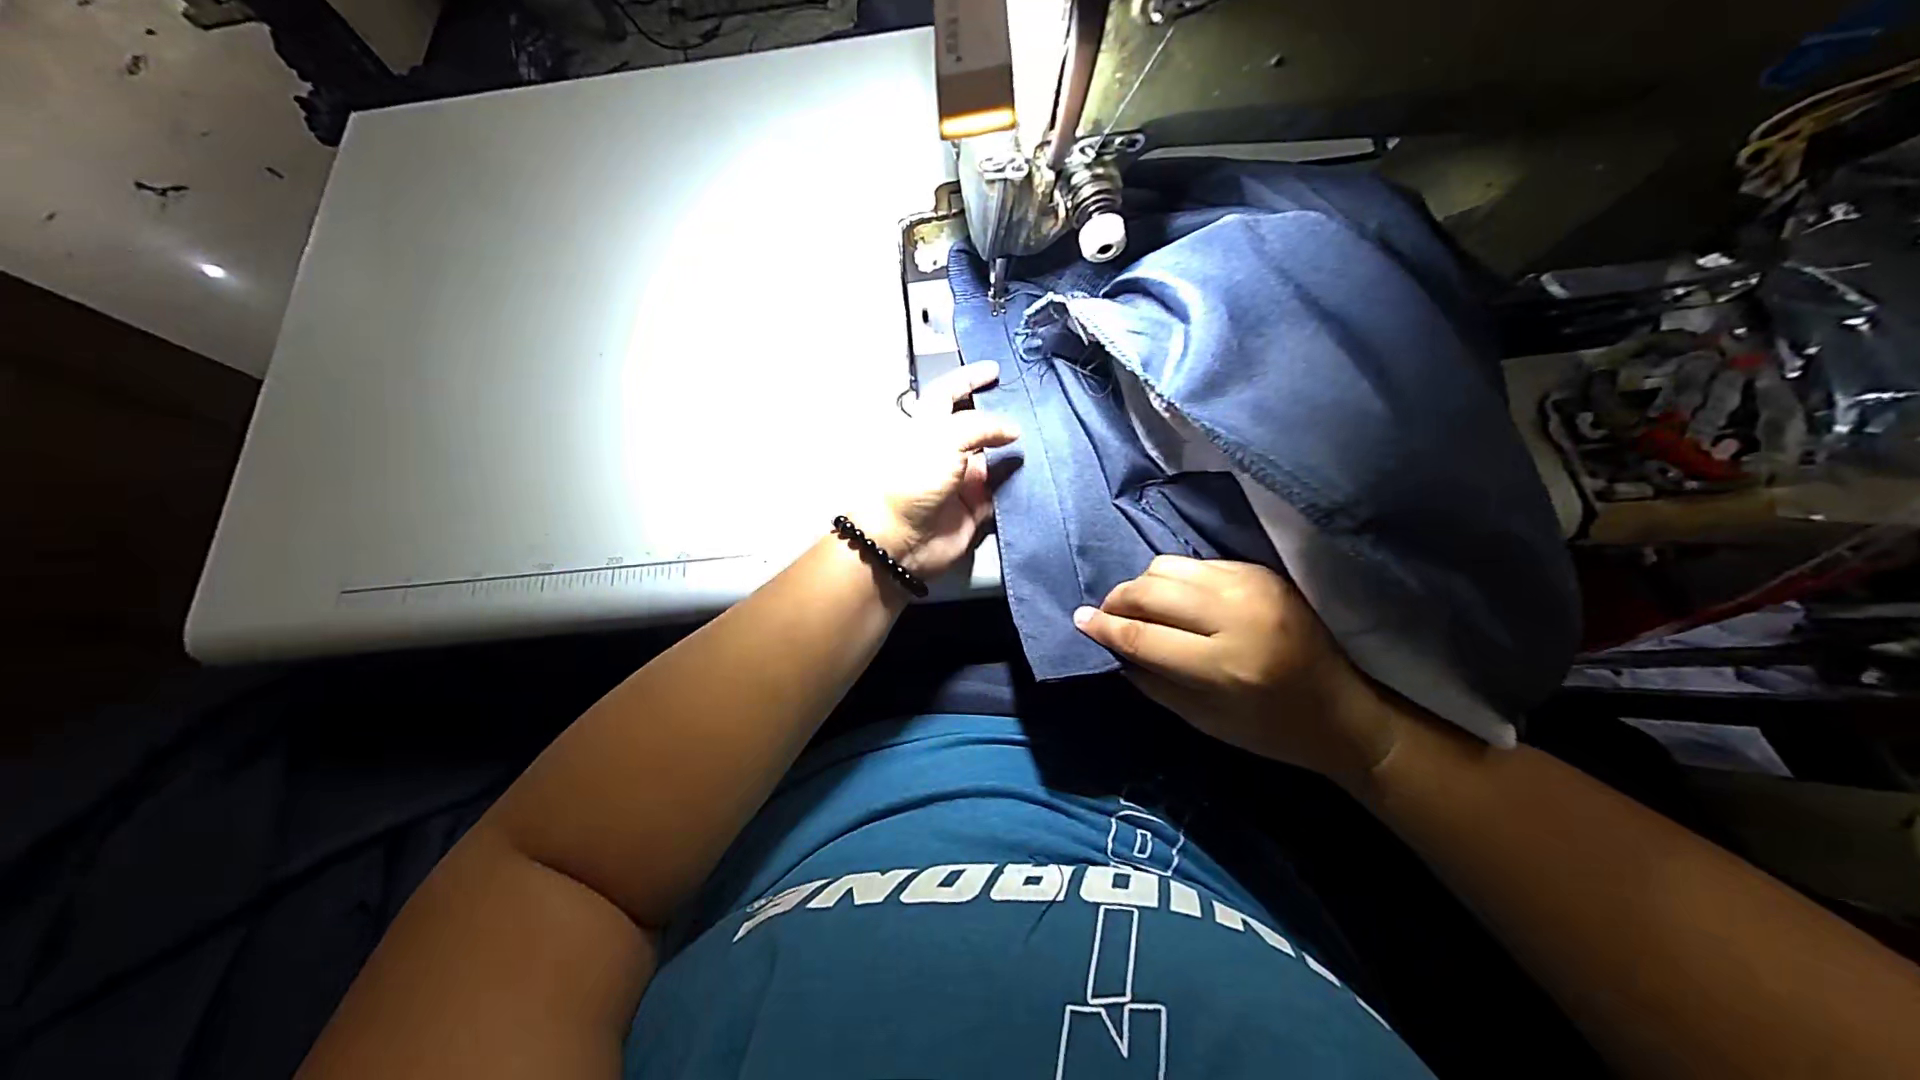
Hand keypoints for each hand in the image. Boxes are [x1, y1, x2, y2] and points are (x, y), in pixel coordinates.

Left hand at [858, 361, 1019, 579]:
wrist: (902, 537)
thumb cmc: (913, 480)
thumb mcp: (944, 438)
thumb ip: (982, 426)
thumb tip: (1013, 429)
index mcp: (927, 425)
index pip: (949, 392)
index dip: (969, 379)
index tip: (994, 370)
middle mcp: (945, 449)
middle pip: (978, 424)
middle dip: (1001, 414)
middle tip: (1030, 404)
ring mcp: (961, 478)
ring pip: (995, 457)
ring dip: (1015, 448)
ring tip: (1043, 434)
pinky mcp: (976, 506)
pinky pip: (1003, 489)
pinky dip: (1018, 481)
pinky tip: (1037, 469)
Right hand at [1073, 557, 1404, 782]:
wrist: (1341, 710)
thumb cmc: (1268, 729)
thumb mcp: (1201, 719)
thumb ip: (1150, 679)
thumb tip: (1109, 642)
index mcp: (1223, 665)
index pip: (1144, 635)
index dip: (1105, 626)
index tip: (1079, 620)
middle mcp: (1237, 616)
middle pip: (1151, 590)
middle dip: (1118, 600)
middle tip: (1107, 614)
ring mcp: (1251, 587)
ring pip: (1168, 567)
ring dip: (1144, 586)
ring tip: (1140, 607)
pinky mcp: (1260, 572)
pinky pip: (1196, 563)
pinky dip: (1175, 580)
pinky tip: (1177, 601)